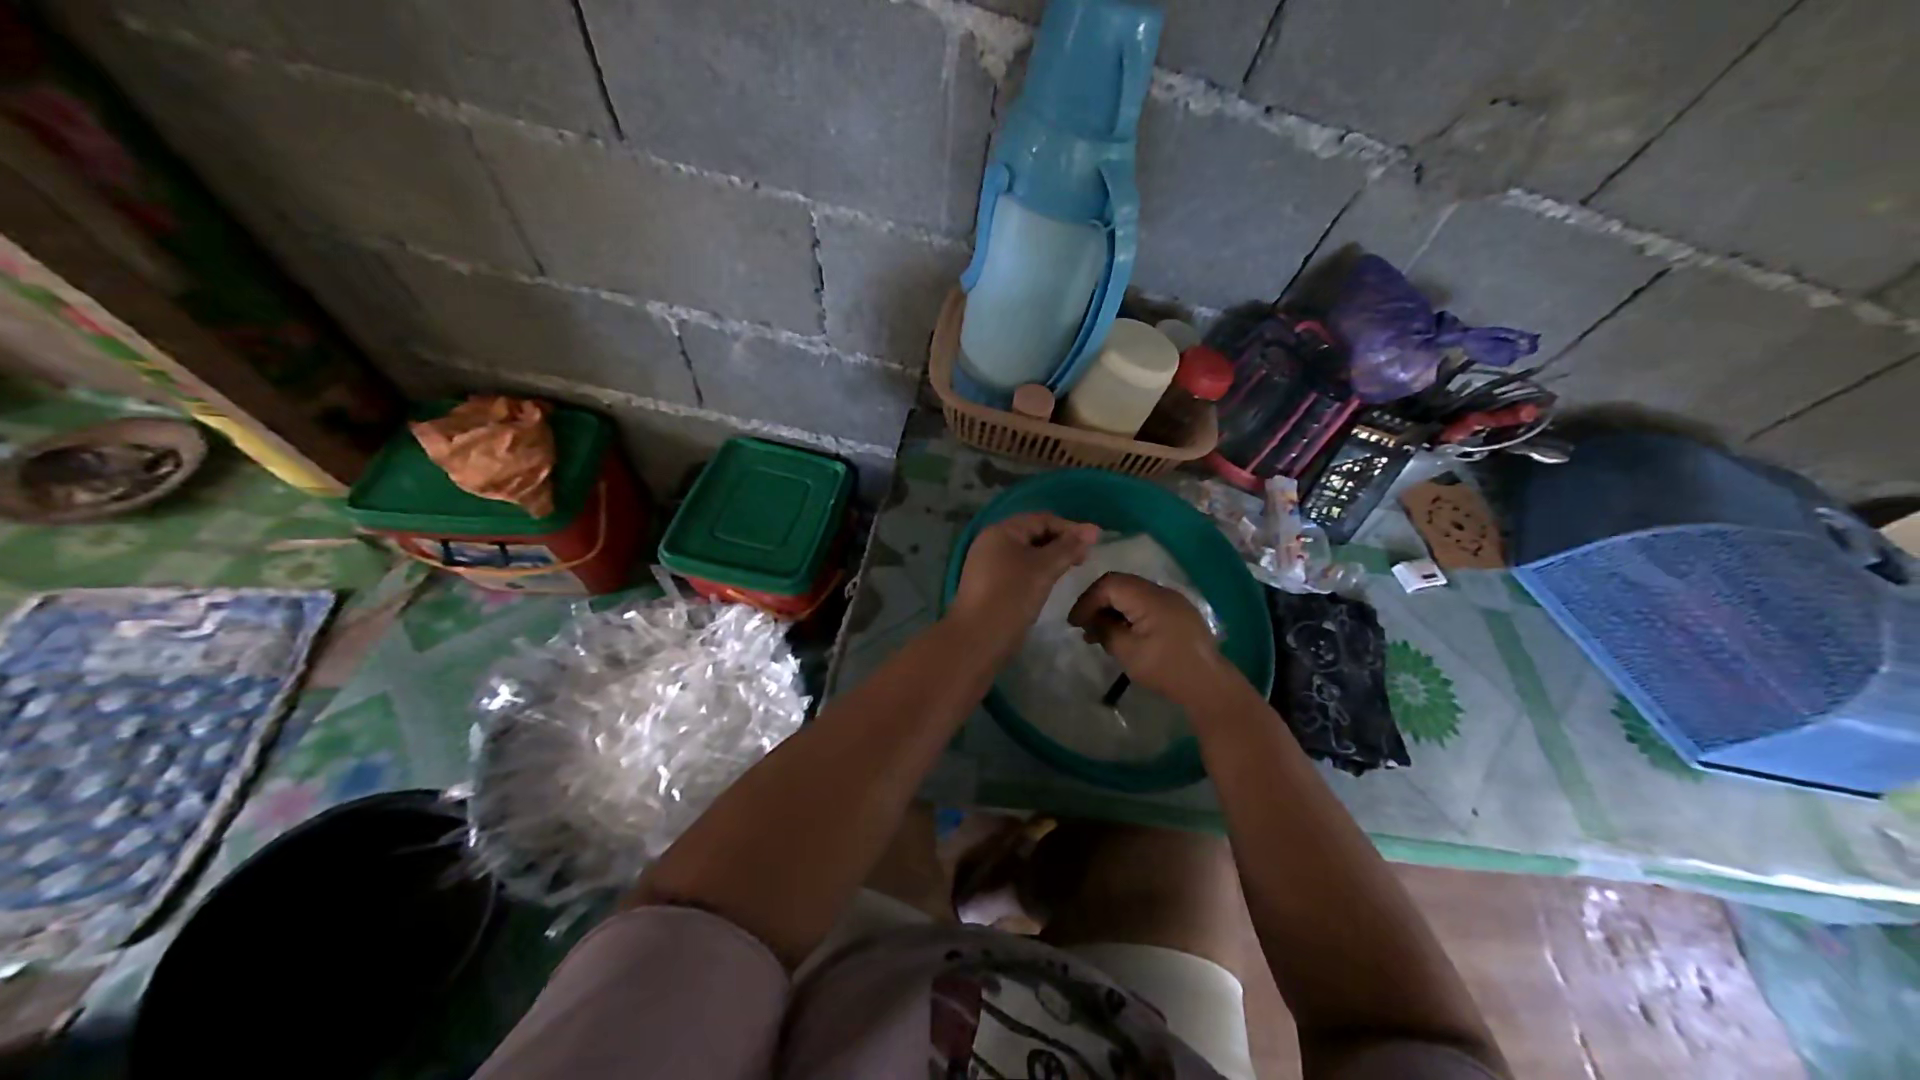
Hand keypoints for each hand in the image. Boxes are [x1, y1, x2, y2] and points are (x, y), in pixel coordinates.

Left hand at [948, 513, 1099, 650]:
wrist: (978, 638)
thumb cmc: (1012, 595)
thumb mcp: (1044, 567)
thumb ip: (1068, 547)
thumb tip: (1092, 531)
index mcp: (1001, 531)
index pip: (1041, 519)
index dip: (1070, 527)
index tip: (1095, 541)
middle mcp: (991, 542)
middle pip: (1033, 534)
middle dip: (1061, 542)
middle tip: (1085, 557)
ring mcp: (988, 564)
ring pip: (1026, 553)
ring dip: (1051, 558)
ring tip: (1073, 568)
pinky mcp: (990, 584)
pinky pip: (1019, 569)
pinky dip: (1038, 571)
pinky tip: (1051, 582)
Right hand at [1068, 572, 1239, 708]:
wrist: (1209, 685)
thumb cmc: (1166, 668)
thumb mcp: (1127, 652)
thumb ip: (1105, 630)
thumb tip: (1091, 619)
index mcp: (1149, 597)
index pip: (1109, 584)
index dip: (1087, 600)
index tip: (1075, 623)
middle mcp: (1162, 592)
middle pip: (1120, 585)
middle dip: (1097, 603)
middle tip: (1083, 626)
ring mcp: (1173, 602)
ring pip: (1133, 595)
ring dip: (1112, 609)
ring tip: (1097, 634)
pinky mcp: (1178, 614)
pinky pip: (1146, 605)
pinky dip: (1128, 615)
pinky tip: (1120, 635)